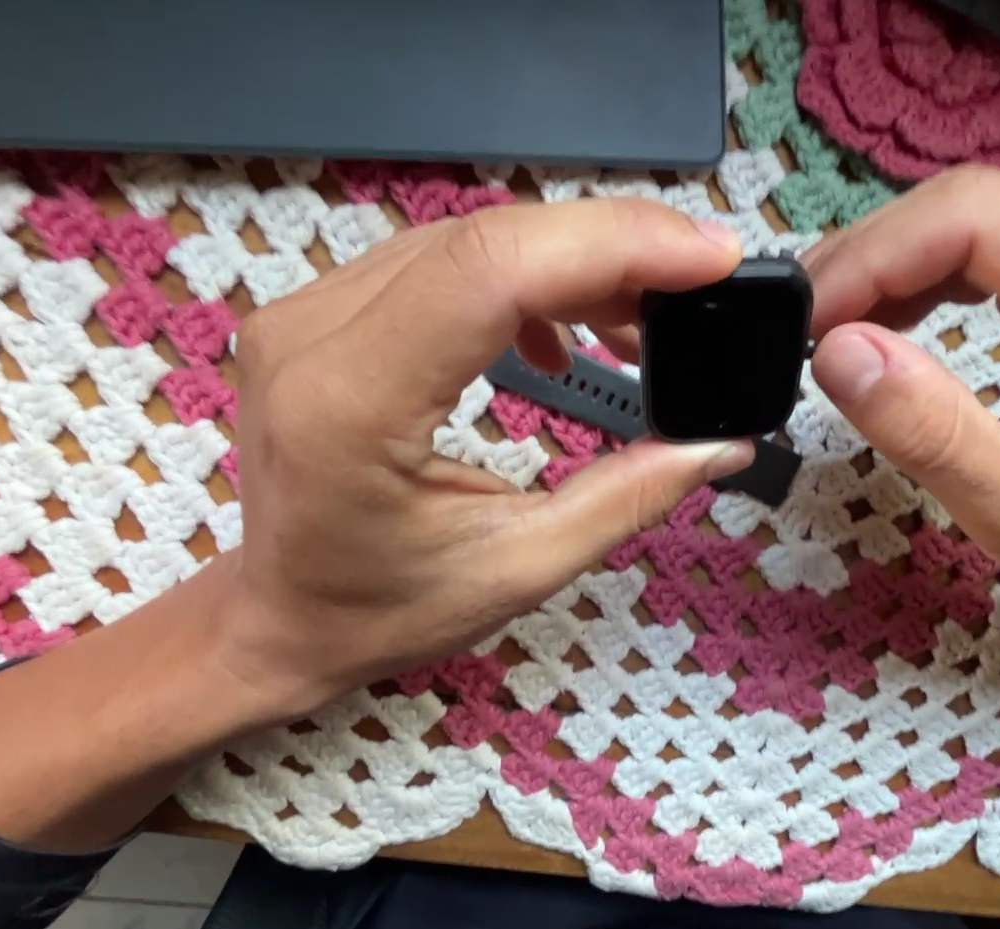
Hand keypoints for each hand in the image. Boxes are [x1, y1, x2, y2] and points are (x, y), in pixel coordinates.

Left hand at [212, 199, 753, 721]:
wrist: (279, 618)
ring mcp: (308, 312)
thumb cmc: (386, 611)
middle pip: (488, 239)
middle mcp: (314, 334)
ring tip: (647, 320)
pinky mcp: (324, 312)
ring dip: (575, 265)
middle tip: (701, 285)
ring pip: (471, 241)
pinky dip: (525, 283)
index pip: (491, 272)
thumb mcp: (521, 569)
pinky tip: (563, 338)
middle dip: (613, 248)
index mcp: (353, 404)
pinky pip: (444, 265)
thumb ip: (627, 499)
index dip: (612, 246)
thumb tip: (720, 443)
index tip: (710, 258)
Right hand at [805, 166, 999, 731]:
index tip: (806, 319)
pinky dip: (922, 270)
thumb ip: (927, 430)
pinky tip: (886, 316)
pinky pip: (987, 234)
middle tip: (802, 326)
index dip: (876, 256)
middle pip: (970, 203)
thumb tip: (834, 350)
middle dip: (871, 258)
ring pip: (971, 210)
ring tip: (832, 325)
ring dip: (889, 262)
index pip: (979, 219)